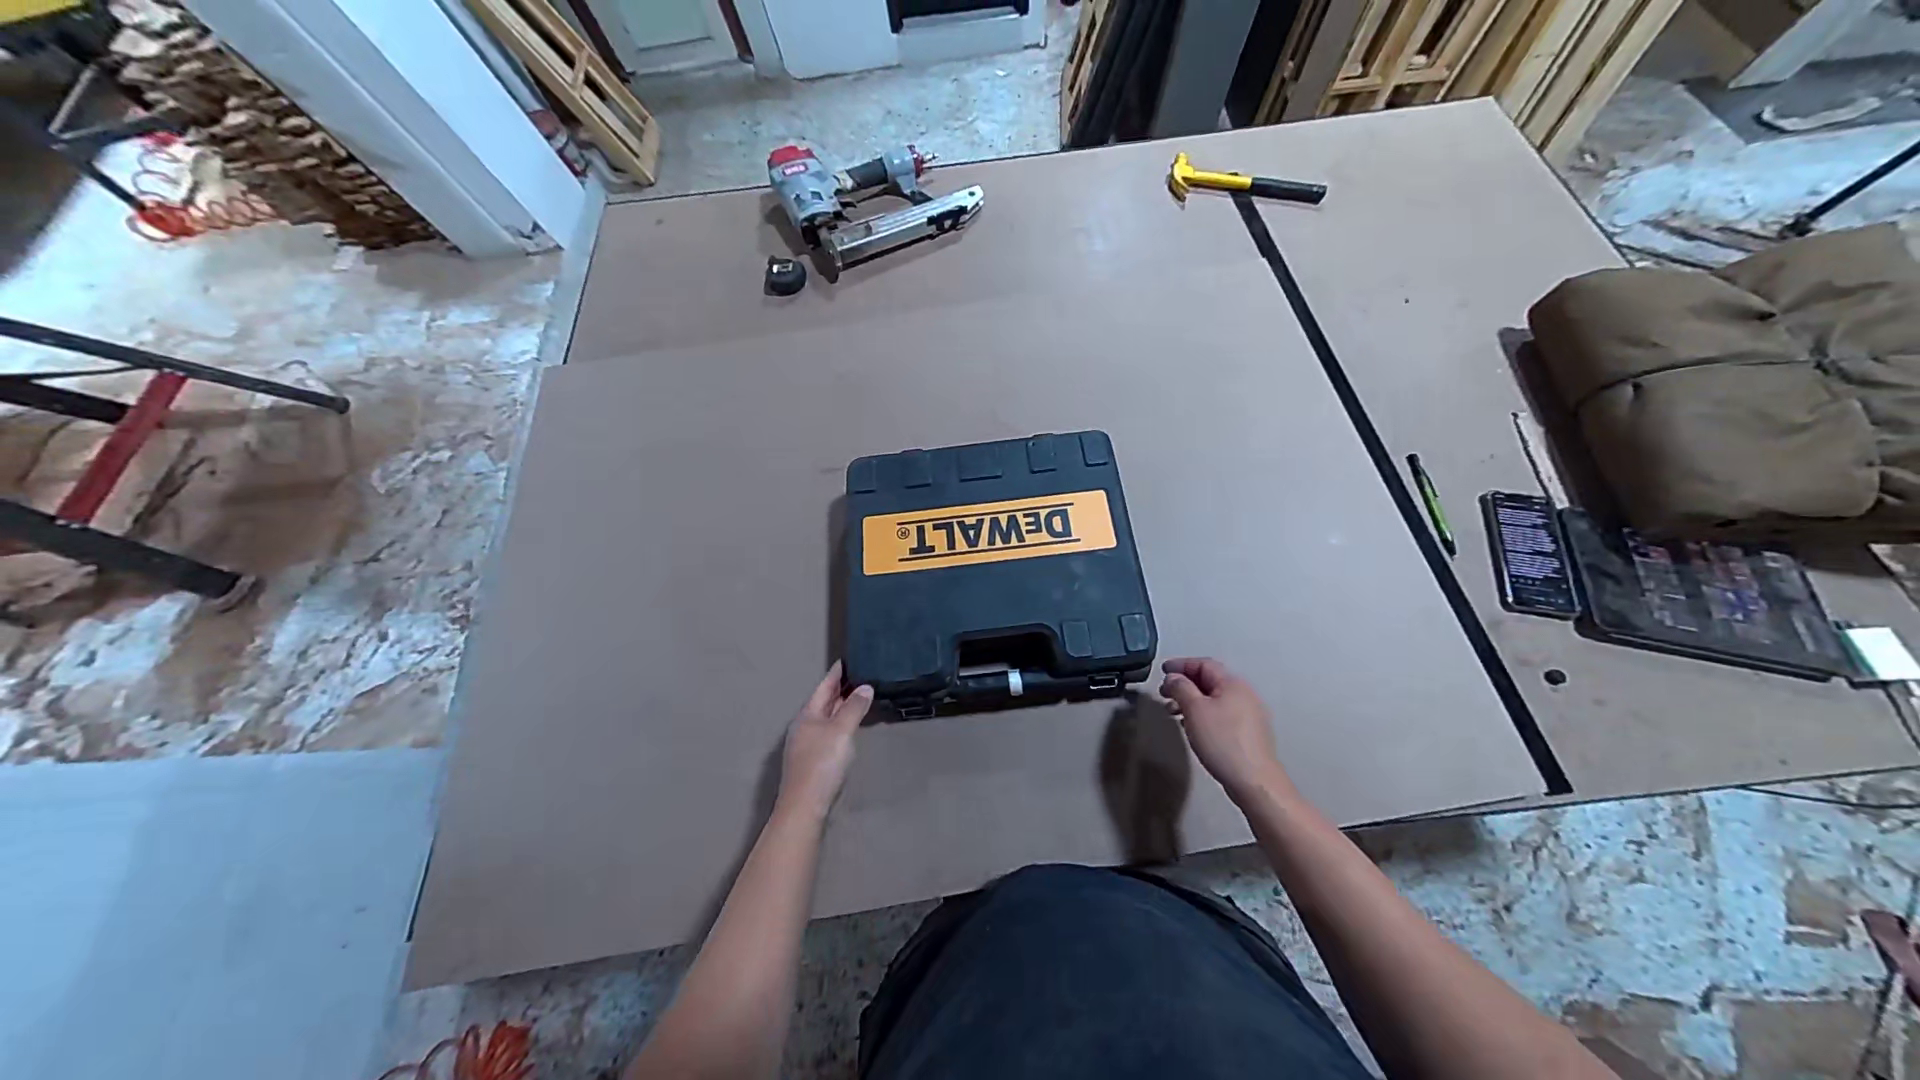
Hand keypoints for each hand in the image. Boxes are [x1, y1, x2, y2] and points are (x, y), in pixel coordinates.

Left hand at [777, 662, 873, 818]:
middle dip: (839, 689)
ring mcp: (806, 745)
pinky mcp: (812, 761)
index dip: (836, 673)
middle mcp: (803, 726)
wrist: (804, 807)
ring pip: (825, 718)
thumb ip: (853, 708)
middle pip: (823, 702)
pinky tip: (848, 727)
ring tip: (857, 697)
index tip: (847, 659)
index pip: (824, 687)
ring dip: (840, 707)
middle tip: (858, 674)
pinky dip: (839, 723)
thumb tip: (865, 687)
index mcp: (807, 715)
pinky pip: (828, 732)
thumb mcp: (841, 731)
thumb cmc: (822, 763)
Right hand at [1158, 657, 1293, 803]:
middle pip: (1210, 680)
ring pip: (1215, 698)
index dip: (1181, 665)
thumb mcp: (1194, 709)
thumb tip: (1174, 678)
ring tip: (1174, 712)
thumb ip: (1181, 688)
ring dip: (1192, 700)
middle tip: (1165, 692)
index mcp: (1233, 684)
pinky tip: (1194, 727)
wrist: (1253, 781)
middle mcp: (1245, 694)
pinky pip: (1222, 713)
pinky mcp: (1249, 733)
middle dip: (1185, 684)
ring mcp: (1250, 714)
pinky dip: (1204, 713)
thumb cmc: (1223, 742)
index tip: (1163, 671)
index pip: (1204, 664)